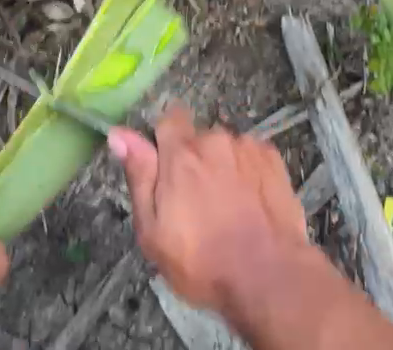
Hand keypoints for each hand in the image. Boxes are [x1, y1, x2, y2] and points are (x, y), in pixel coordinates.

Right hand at [109, 103, 310, 316]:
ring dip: (221, 167)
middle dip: (193, 161)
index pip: (169, 119)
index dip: (165, 139)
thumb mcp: (153, 230)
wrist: (267, 273)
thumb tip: (119, 134)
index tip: (166, 167)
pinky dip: (247, 172)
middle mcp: (216, 140)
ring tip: (226, 207)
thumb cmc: (201, 261)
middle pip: (198, 139)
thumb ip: (139, 175)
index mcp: (181, 156)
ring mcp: (248, 146)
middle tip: (195, 203)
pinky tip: (249, 202)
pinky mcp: (273, 157)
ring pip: (225, 148)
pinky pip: (250, 156)